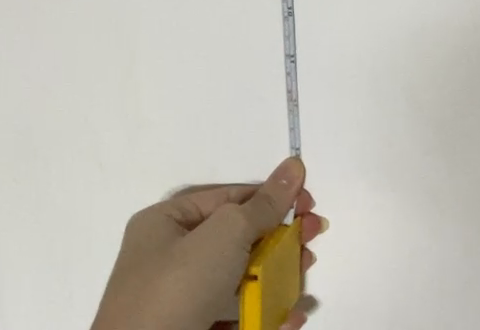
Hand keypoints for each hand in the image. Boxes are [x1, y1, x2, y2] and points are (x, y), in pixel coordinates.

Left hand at [91, 158, 326, 329]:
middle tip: (313, 241)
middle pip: (239, 238)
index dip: (273, 197)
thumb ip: (265, 203)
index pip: (230, 197)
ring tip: (305, 280)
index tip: (309, 205)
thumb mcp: (226, 233)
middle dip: (282, 238)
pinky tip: (290, 318)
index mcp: (166, 224)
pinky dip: (264, 316)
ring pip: (240, 279)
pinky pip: (234, 318)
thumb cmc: (177, 291)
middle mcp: (169, 258)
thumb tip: (294, 165)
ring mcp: (178, 302)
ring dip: (280, 277)